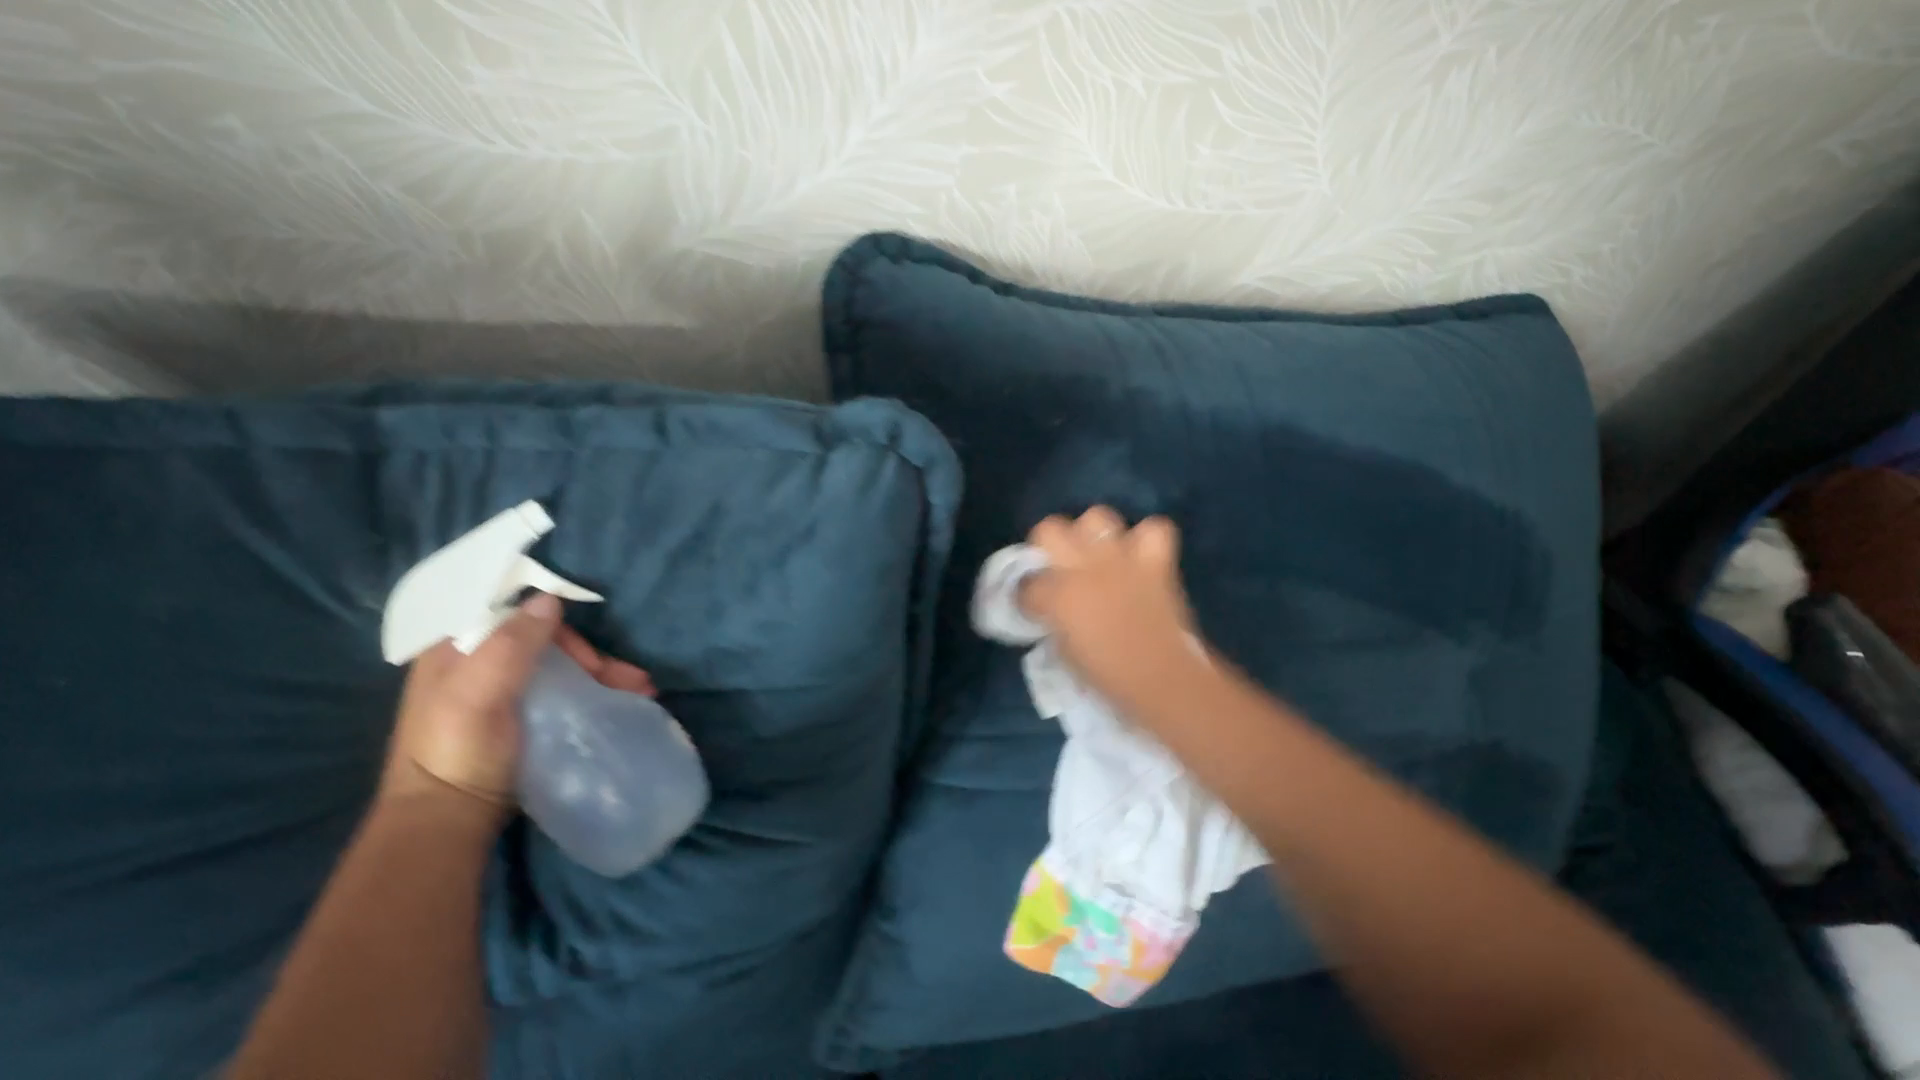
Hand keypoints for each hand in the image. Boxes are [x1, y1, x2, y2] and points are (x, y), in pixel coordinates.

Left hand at [381, 592, 654, 812]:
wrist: (447, 822)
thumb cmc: (456, 751)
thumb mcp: (478, 692)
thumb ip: (512, 645)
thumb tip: (550, 599)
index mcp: (455, 647)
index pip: (510, 611)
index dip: (551, 617)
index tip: (582, 643)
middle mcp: (479, 663)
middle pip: (544, 639)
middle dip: (588, 653)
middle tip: (621, 676)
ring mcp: (503, 694)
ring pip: (561, 667)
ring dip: (603, 673)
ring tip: (643, 689)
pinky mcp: (524, 721)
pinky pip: (566, 693)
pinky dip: (596, 692)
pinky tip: (625, 700)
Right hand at [1018, 507, 1202, 709]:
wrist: (1165, 681)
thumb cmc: (1109, 679)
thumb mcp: (1065, 655)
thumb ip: (1054, 625)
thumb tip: (1054, 615)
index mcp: (1058, 596)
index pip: (1026, 584)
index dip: (1027, 596)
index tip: (1033, 608)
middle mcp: (1085, 567)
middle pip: (1050, 529)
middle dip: (1047, 546)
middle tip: (1057, 570)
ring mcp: (1122, 559)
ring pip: (1097, 517)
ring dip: (1093, 534)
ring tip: (1098, 556)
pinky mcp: (1155, 561)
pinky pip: (1153, 528)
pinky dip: (1146, 539)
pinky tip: (1139, 557)